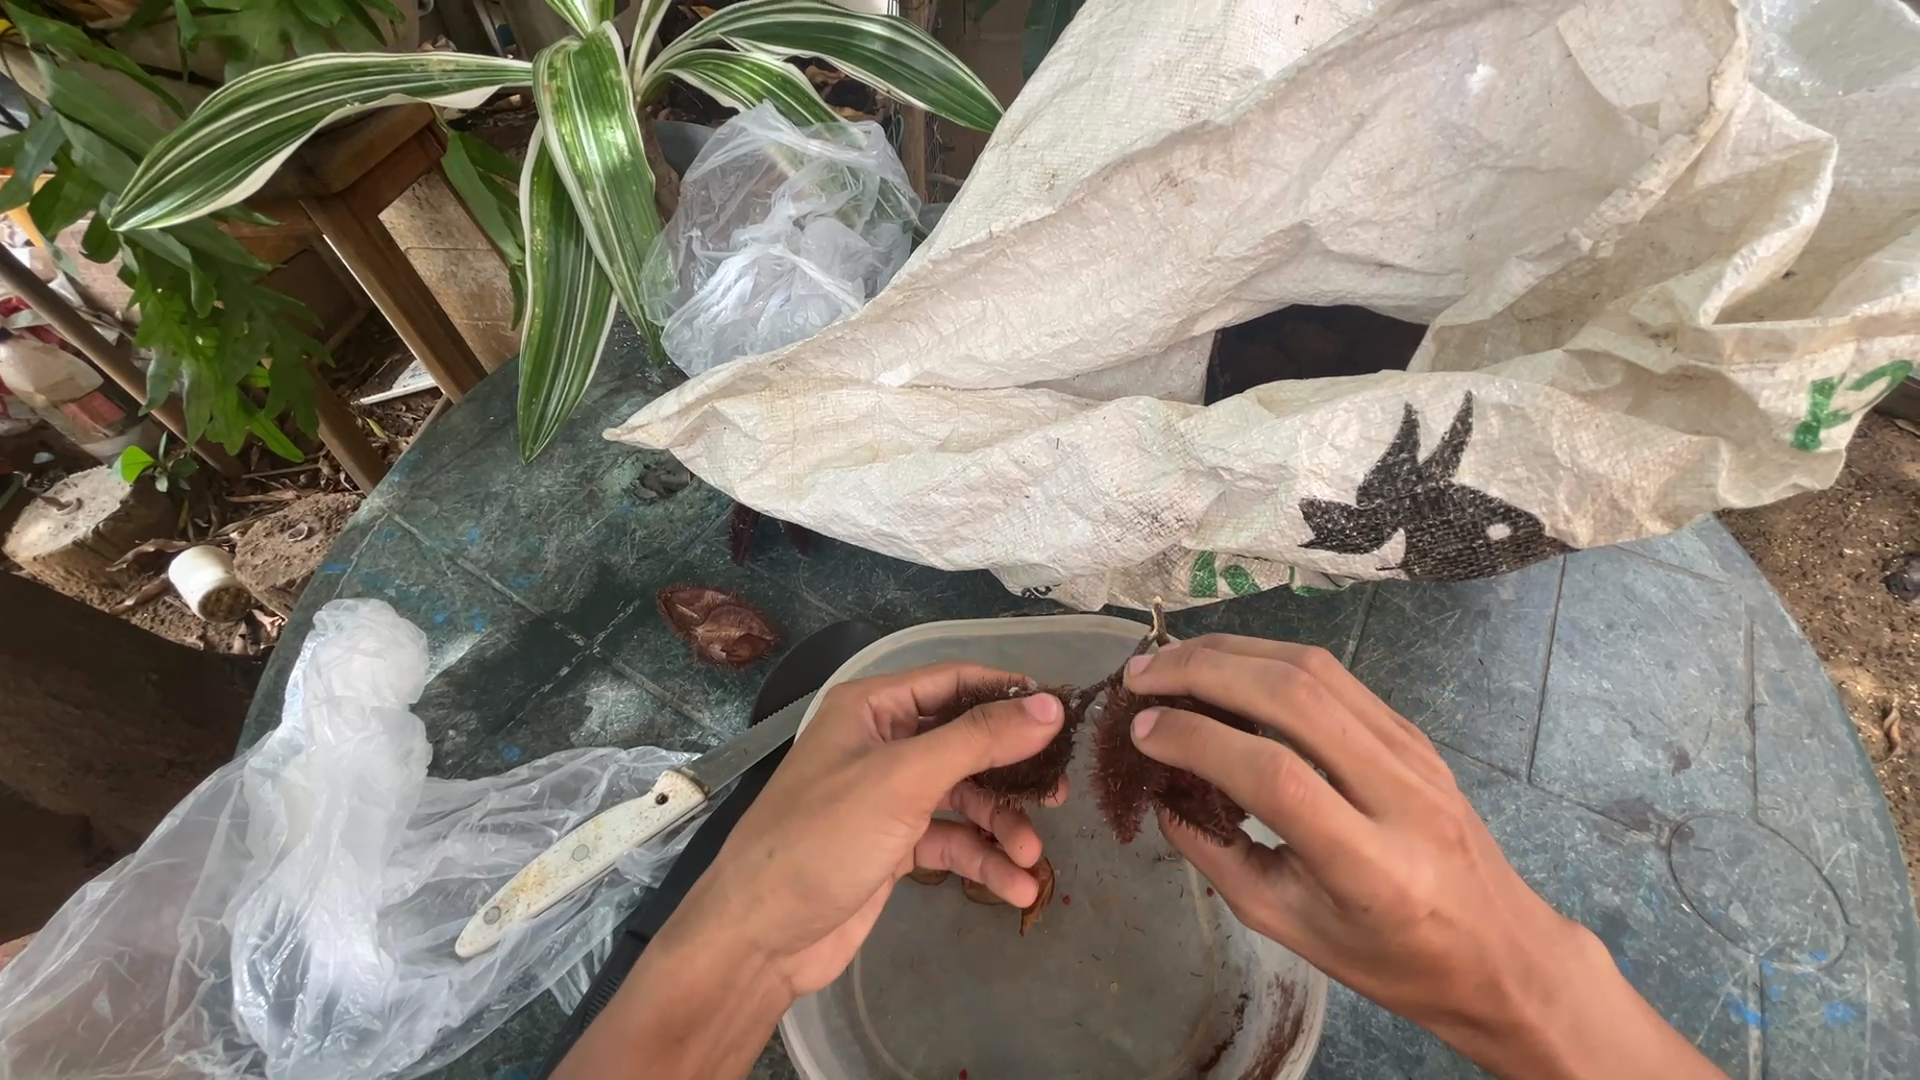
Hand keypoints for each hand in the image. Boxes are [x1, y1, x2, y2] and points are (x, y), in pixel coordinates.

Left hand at [556, 664, 1065, 1079]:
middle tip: (1059, 793)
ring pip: (963, 796)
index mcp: (874, 706)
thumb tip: (1049, 707)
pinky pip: (950, 839)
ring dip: (1001, 826)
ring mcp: (889, 795)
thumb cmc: (826, 834)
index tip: (1060, 714)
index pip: (953, 680)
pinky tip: (1016, 887)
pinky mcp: (894, 843)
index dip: (1006, 693)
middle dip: (1010, 771)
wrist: (760, 936)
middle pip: (965, 742)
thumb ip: (979, 739)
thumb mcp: (905, 778)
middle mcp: (883, 742)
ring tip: (1032, 857)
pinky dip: (982, 859)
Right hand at [1123, 635, 1723, 1079]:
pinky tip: (1221, 661)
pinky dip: (1262, 655)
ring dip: (1228, 651)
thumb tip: (1160, 796)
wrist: (1507, 953)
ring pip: (1311, 668)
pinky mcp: (1409, 728)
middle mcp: (1401, 793)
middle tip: (1140, 674)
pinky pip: (1329, 673)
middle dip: (1202, 672)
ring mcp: (1411, 750)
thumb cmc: (1393, 960)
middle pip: (1292, 696)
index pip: (1275, 776)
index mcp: (1374, 867)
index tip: (1140, 731)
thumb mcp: (1290, 927)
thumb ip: (1216, 857)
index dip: (1197, 740)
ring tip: (1168, 658)